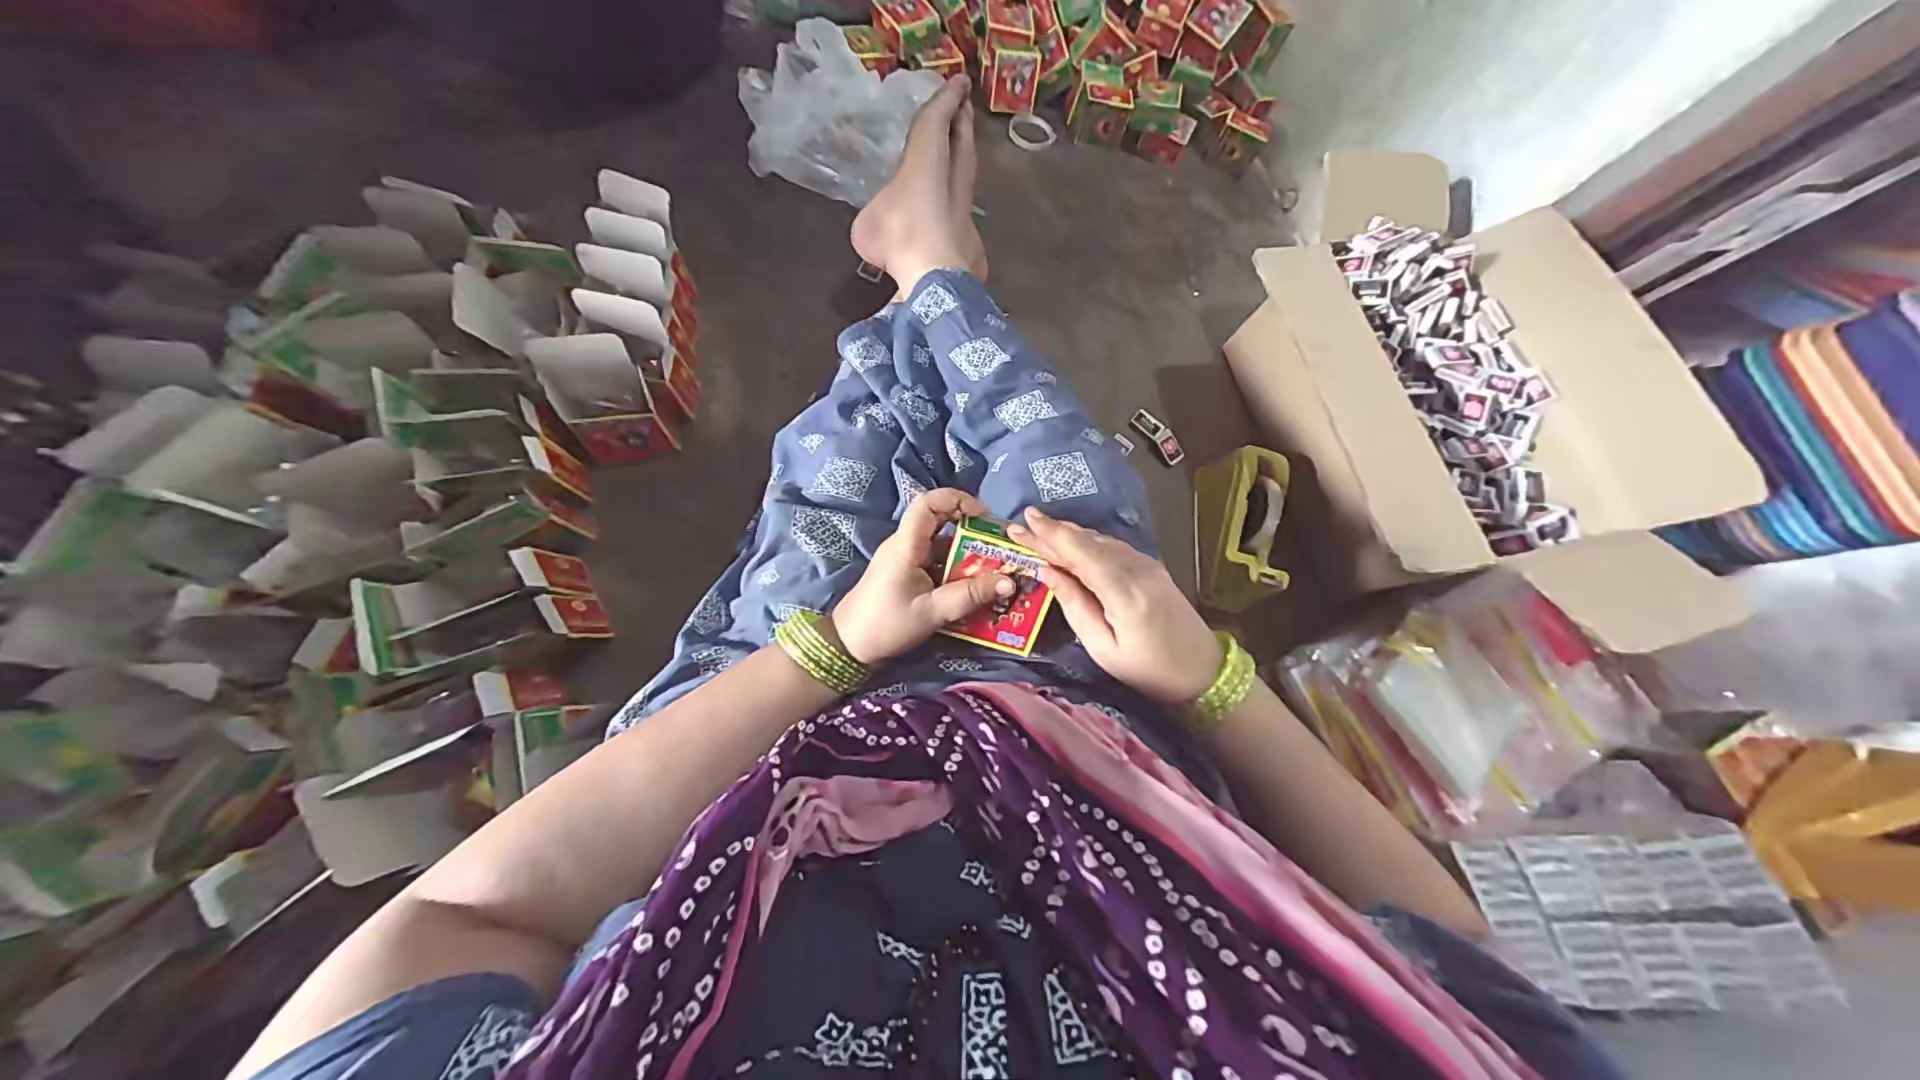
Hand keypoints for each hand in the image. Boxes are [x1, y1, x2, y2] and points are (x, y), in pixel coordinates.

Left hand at [831, 489, 1014, 664]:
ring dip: (967, 554)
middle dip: (971, 530)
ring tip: (994, 570)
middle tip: (997, 546)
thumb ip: (970, 596)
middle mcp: (905, 545)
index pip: (928, 503)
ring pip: (941, 544)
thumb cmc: (886, 624)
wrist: (849, 645)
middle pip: (939, 521)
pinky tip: (975, 587)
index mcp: (906, 545)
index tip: (983, 515)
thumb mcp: (932, 612)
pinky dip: (956, 570)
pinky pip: (936, 562)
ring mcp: (905, 559)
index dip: (957, 500)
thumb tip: (1009, 582)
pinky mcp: (907, 574)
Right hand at [850, 75, 987, 297]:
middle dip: (963, 128)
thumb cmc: (898, 238)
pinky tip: (948, 236)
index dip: (946, 102)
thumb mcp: (869, 227)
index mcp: (925, 166)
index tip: (958, 84)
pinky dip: (956, 226)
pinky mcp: (973, 254)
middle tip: (965, 112)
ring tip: (955, 170)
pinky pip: (964, 230)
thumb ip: (880, 220)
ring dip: (961, 177)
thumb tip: (886, 238)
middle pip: (963, 151)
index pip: (937, 125)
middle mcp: (952, 189)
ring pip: (966, 191)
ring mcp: (967, 223)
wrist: (933, 281)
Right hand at [1008, 508, 1224, 703]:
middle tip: (1021, 524)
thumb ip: (1074, 606)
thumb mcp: (1103, 648)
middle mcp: (1137, 570)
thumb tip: (1048, 572)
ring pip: (1101, 540)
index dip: (1049, 536)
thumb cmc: (1148, 670)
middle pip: (1088, 542)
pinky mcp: (1152, 567)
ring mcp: (1147, 565)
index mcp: (1124, 593)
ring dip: (1069, 533)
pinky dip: (1087, 541)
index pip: (1080, 554)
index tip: (1021, 525)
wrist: (1203, 670)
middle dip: (1053, 531)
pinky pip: (1113, 547)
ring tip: (1039, 529)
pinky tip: (1071, 540)